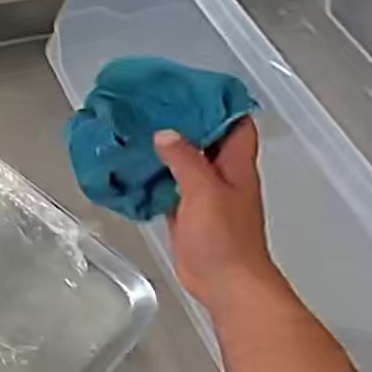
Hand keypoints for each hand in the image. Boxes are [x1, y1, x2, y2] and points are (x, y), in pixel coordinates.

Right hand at [152, 119, 280, 311]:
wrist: (224, 281)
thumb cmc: (224, 238)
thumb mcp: (204, 191)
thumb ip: (184, 160)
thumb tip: (165, 134)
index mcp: (236, 166)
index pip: (235, 124)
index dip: (218, 104)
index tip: (190, 90)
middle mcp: (223, 177)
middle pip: (207, 140)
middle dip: (184, 122)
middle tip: (154, 108)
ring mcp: (205, 196)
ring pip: (186, 162)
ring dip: (167, 149)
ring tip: (139, 132)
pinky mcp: (187, 213)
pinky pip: (170, 186)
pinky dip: (155, 176)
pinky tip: (135, 169)